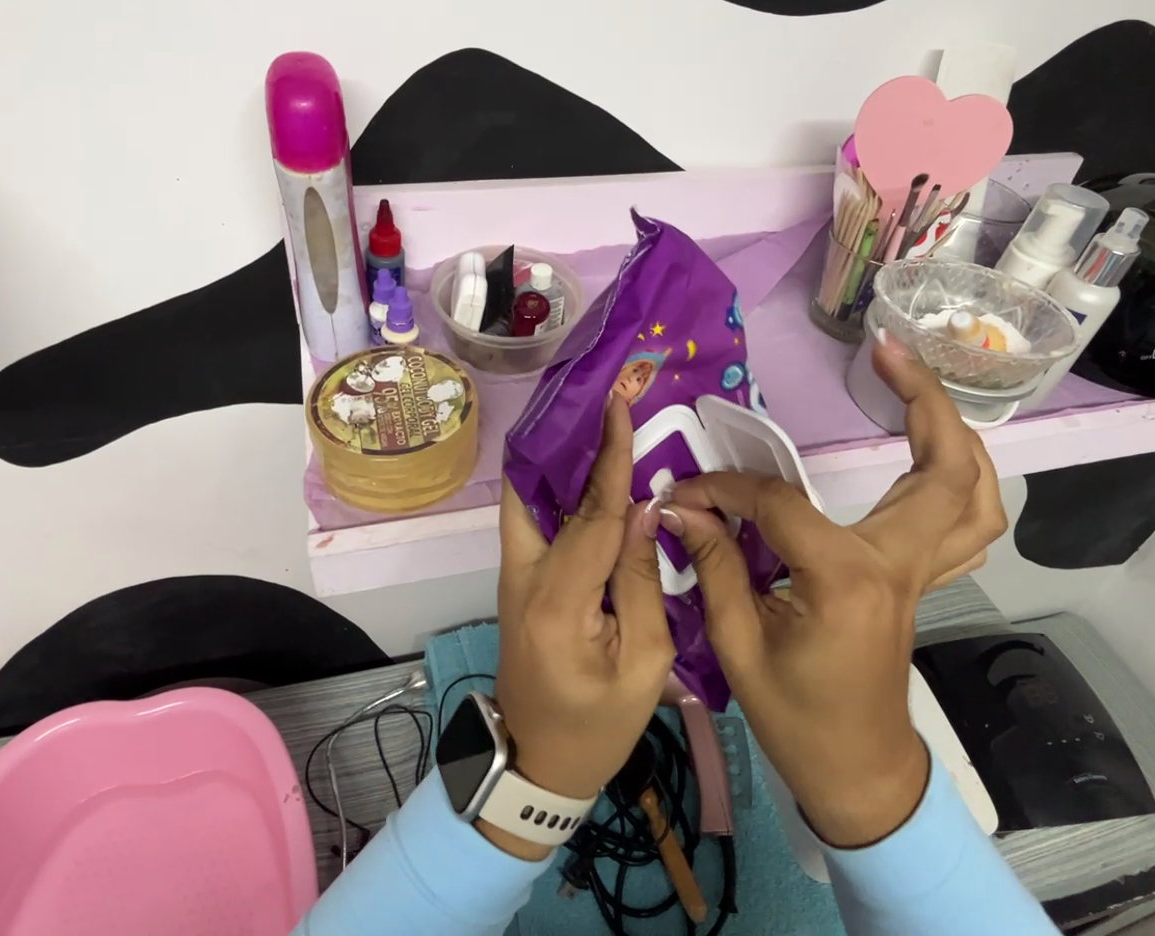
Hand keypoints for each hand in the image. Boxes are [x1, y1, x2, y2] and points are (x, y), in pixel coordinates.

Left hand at [491, 391, 674, 857]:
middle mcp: (522, 578)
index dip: (610, 457)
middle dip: (571, 440)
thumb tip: (643, 509)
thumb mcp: (644, 664)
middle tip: (597, 392)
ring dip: (553, 457)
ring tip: (587, 416)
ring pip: (524, 501)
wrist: (537, 761)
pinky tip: (574, 465)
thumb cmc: (600, 724)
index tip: (619, 404)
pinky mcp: (512, 581)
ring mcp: (509, 578)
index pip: (592, 515)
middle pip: (544, 494)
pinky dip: (547, 485)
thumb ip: (641, 581)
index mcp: (559, 603)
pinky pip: (527, 520)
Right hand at [660, 336, 1004, 846]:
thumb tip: (684, 505)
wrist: (856, 769)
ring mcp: (922, 574)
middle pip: (942, 466)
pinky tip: (931, 456)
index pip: (779, 504)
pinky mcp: (922, 582)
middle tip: (886, 351)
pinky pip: (968, 523)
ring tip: (916, 387)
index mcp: (847, 579)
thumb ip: (715, 563)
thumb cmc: (794, 716)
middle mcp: (899, 565)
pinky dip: (962, 480)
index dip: (724, 489)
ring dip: (956, 431)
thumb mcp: (736, 643)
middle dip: (924, 398)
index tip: (684, 491)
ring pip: (975, 492)